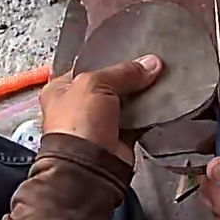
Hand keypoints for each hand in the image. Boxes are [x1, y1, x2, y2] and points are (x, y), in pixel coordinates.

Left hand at [39, 55, 162, 162]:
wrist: (90, 166)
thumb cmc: (77, 126)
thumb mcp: (96, 84)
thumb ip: (123, 72)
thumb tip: (148, 64)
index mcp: (61, 90)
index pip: (88, 68)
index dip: (109, 60)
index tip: (130, 53)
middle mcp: (78, 108)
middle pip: (110, 85)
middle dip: (128, 78)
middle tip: (148, 66)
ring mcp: (99, 125)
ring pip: (125, 103)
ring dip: (140, 96)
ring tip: (157, 80)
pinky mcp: (118, 140)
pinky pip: (137, 121)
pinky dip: (147, 114)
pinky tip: (158, 102)